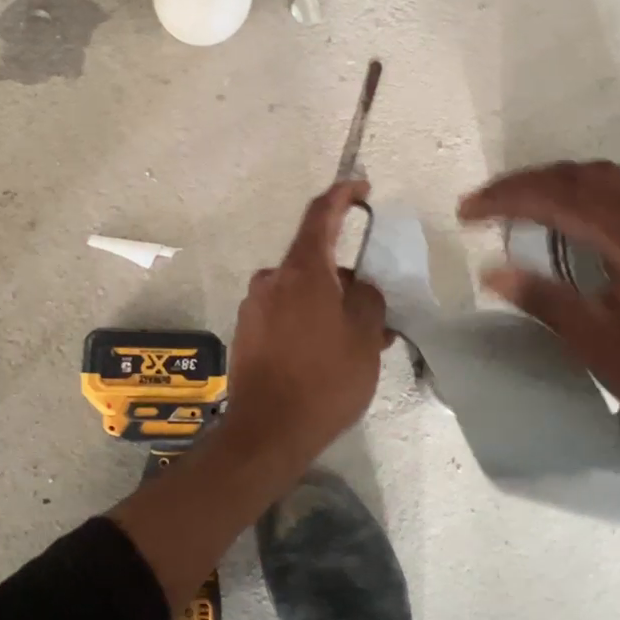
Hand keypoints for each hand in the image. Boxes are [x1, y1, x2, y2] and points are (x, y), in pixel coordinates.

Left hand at [224, 181, 389, 460]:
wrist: (267, 432)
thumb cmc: (324, 381)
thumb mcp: (365, 338)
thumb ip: (368, 299)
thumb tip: (358, 287)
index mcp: (301, 271)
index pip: (321, 215)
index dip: (342, 196)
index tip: (360, 187)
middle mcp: (271, 280)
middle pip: (314, 262)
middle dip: (344, 280)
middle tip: (374, 314)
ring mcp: (253, 306)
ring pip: (300, 293)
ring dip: (327, 306)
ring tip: (355, 345)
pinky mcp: (246, 332)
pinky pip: (284, 314)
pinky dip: (307, 323)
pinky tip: (325, 357)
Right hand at [458, 161, 619, 455]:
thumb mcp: (601, 349)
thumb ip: (547, 303)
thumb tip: (491, 272)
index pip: (565, 199)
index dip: (510, 198)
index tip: (467, 211)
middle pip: (584, 178)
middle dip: (525, 183)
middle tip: (481, 203)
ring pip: (606, 180)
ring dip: (553, 182)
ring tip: (512, 201)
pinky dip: (580, 191)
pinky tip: (563, 213)